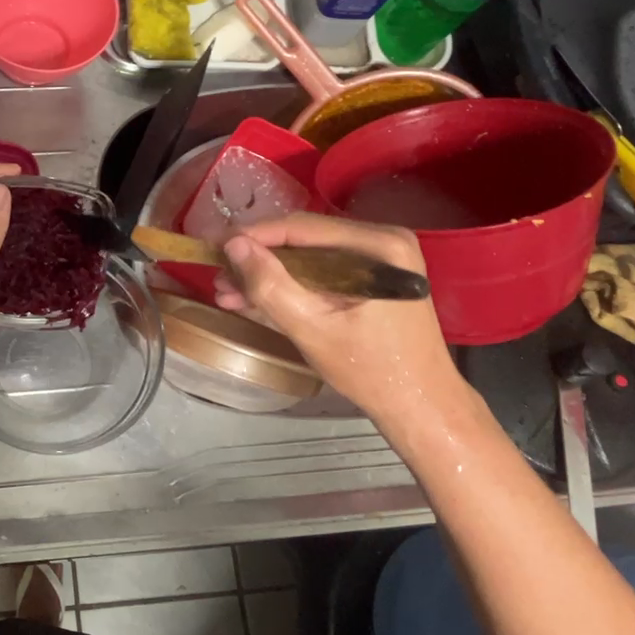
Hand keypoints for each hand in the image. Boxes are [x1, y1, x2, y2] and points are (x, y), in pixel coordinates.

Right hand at [212, 212, 461, 418]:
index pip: (301, 227)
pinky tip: (254, 298)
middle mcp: (382, 241)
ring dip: (267, 273)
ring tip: (227, 292)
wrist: (421, 407)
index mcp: (379, 245)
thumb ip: (270, 285)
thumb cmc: (372, 371)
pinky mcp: (371, 278)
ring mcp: (378, 260)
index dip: (252, 235)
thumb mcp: (312, 328)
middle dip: (257, 259)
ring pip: (307, 256)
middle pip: (303, 239)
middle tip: (218, 276)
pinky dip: (288, 284)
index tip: (212, 246)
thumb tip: (232, 245)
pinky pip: (320, 271)